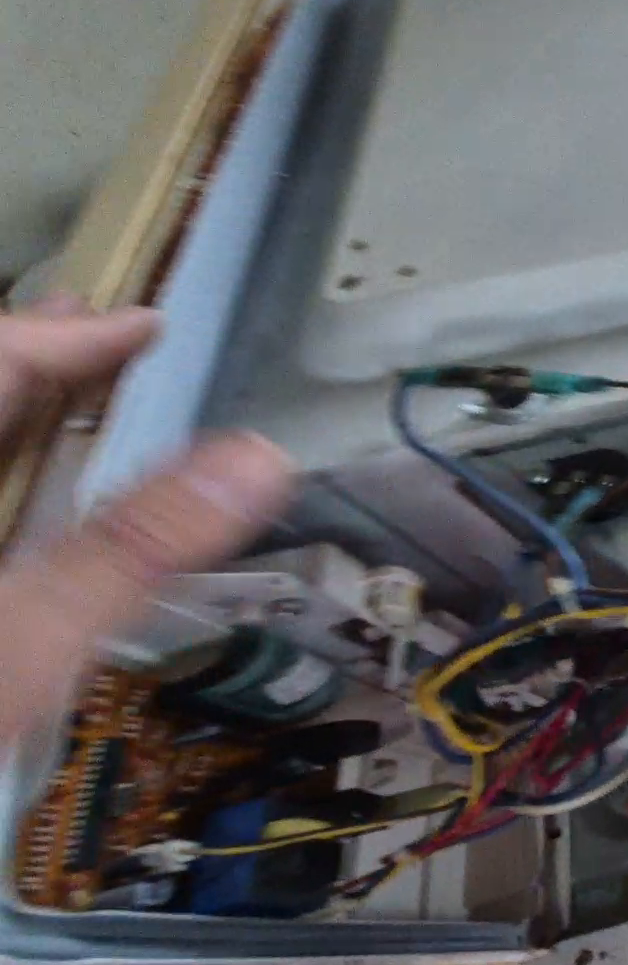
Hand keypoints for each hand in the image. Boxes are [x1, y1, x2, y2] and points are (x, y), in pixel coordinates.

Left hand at [0, 295, 293, 738]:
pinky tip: (35, 460)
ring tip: (68, 368)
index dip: (64, 339)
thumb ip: (140, 545)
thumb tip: (265, 456)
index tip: (146, 324)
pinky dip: (9, 455)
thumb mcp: (29, 640)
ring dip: (11, 398)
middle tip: (104, 327)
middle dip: (26, 353)